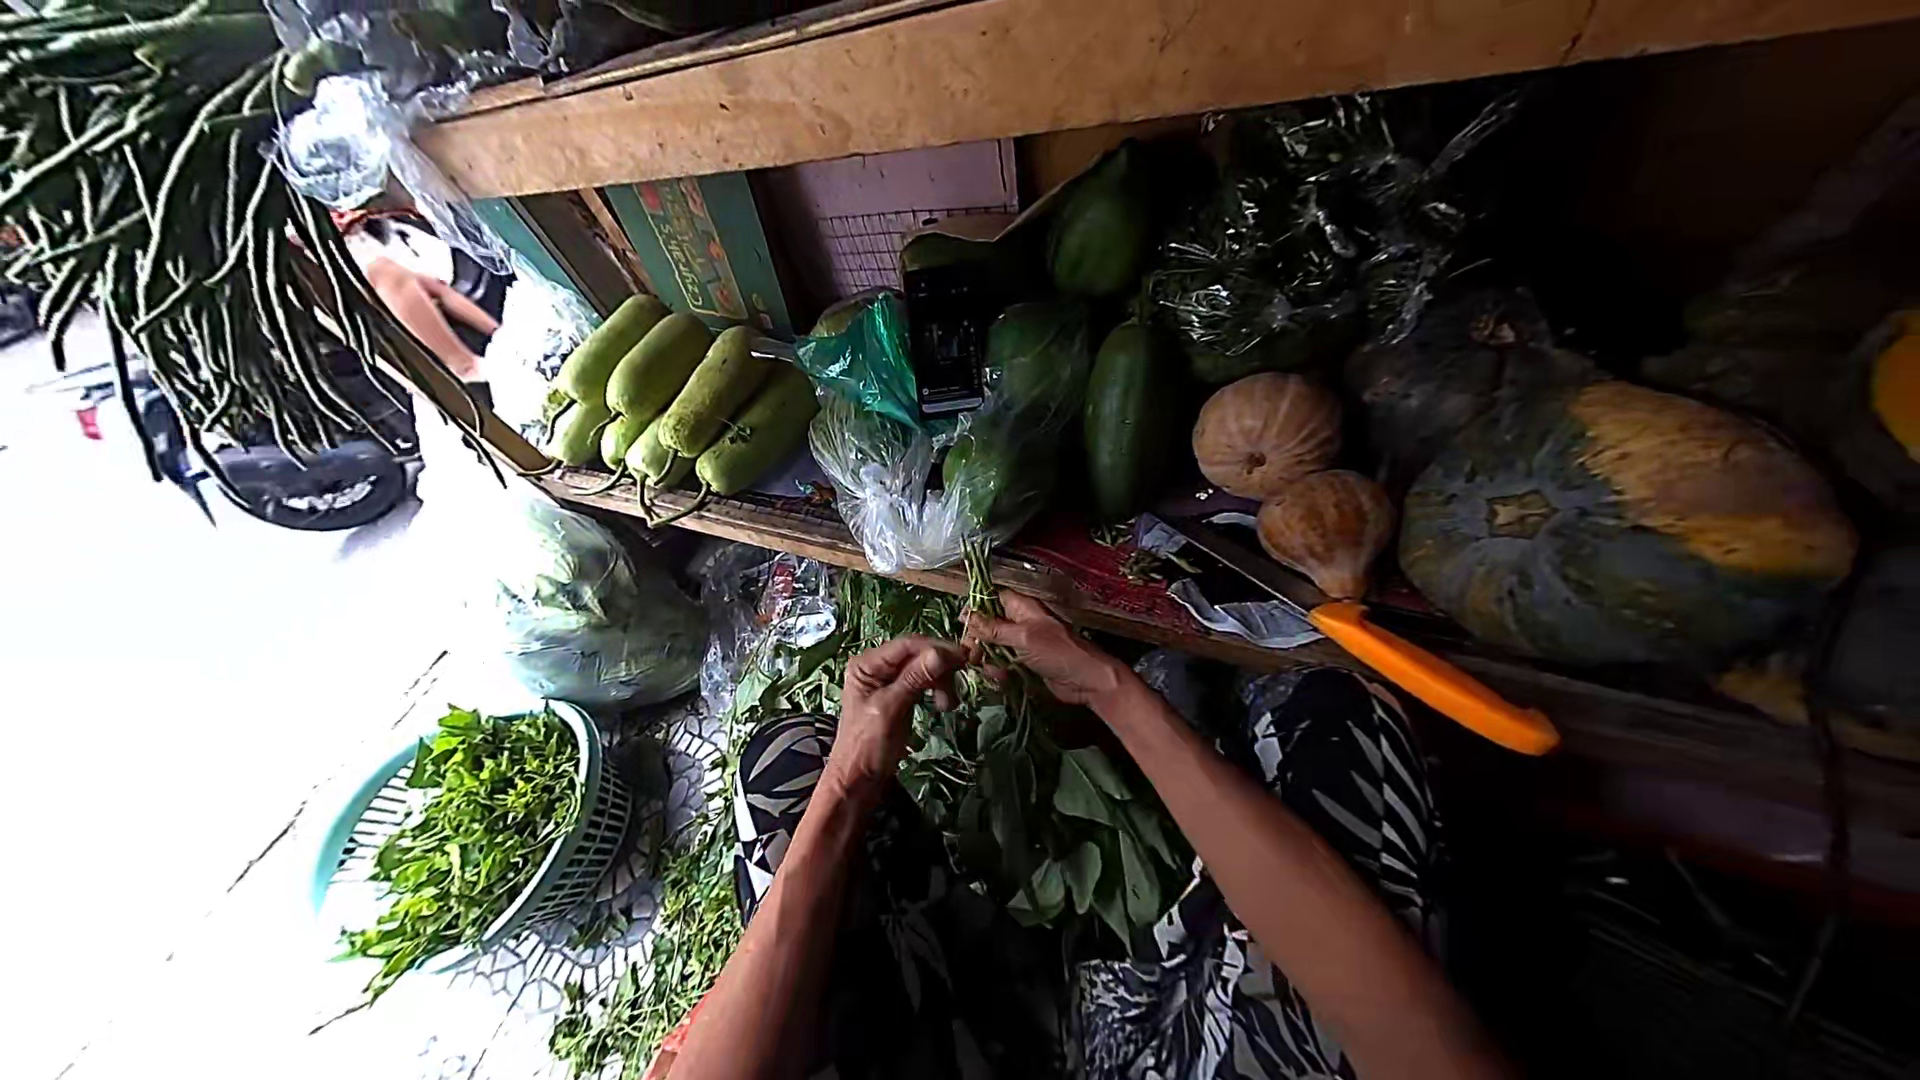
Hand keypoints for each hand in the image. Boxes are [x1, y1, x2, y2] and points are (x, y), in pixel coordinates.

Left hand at [825, 634, 966, 805]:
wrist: (858, 781)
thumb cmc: (867, 746)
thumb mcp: (890, 709)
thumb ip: (914, 679)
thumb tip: (941, 653)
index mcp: (867, 664)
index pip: (907, 644)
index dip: (936, 648)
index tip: (963, 659)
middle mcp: (876, 666)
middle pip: (917, 654)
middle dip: (940, 667)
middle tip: (959, 685)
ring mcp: (888, 680)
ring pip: (924, 667)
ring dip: (941, 681)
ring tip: (949, 704)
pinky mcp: (899, 694)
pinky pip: (923, 682)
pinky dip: (936, 689)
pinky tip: (943, 704)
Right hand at [964, 591, 1130, 707]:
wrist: (1086, 681)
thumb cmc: (1058, 653)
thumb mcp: (1022, 637)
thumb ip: (993, 628)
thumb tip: (966, 615)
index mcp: (1022, 607)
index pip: (991, 598)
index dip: (975, 609)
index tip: (962, 625)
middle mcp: (1019, 622)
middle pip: (987, 624)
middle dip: (977, 640)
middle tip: (971, 655)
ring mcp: (1021, 643)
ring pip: (992, 646)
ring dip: (987, 659)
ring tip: (992, 671)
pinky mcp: (1023, 662)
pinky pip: (1002, 662)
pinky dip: (998, 670)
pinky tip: (1001, 679)